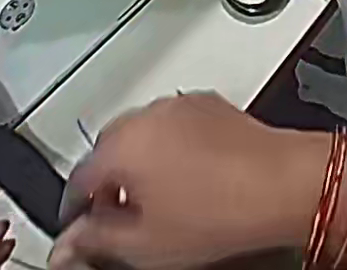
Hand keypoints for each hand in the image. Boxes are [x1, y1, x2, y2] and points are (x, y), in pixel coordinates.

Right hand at [50, 93, 329, 269]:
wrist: (274, 180)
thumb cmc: (218, 208)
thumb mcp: (144, 244)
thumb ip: (97, 240)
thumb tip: (72, 242)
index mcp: (124, 144)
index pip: (79, 175)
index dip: (75, 208)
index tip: (79, 229)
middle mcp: (148, 115)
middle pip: (108, 145)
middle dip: (106, 177)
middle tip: (114, 214)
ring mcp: (178, 104)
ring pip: (141, 129)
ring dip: (137, 156)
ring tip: (154, 195)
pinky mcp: (205, 102)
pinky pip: (172, 120)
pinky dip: (168, 142)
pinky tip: (185, 172)